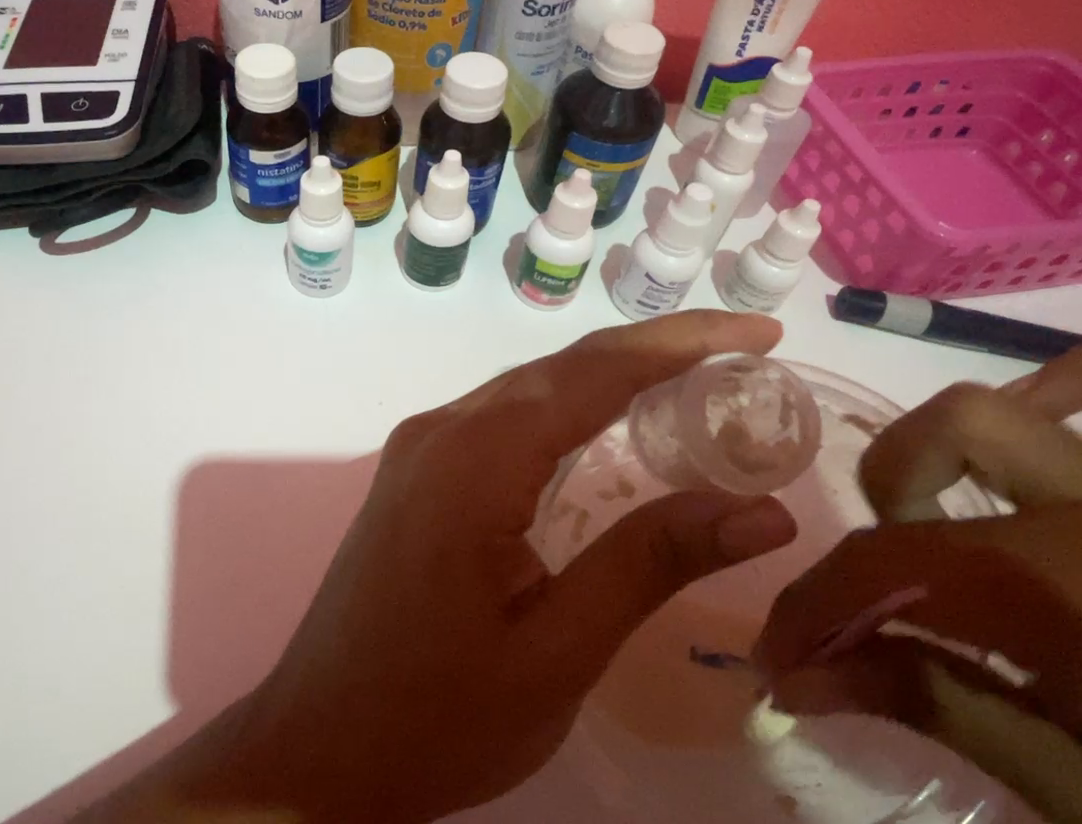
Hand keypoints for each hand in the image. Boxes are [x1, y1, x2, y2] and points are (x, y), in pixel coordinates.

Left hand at [80, 312, 799, 821]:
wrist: (320, 748)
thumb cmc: (439, 713)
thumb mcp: (559, 649)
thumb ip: (650, 564)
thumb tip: (761, 510)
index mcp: (474, 459)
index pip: (592, 373)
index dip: (681, 343)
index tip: (758, 333)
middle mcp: (440, 433)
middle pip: (558, 370)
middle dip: (652, 354)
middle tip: (742, 360)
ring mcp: (419, 452)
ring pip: (526, 392)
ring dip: (607, 382)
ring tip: (694, 387)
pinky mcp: (413, 478)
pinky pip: (498, 423)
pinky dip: (564, 415)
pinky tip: (605, 437)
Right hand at [757, 346, 1081, 823]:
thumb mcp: (1070, 795)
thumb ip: (927, 703)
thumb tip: (793, 676)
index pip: (910, 556)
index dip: (820, 600)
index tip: (780, 654)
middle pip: (953, 434)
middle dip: (880, 499)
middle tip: (866, 590)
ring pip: (1013, 408)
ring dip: (938, 458)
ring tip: (931, 528)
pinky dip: (1080, 394)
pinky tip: (1035, 450)